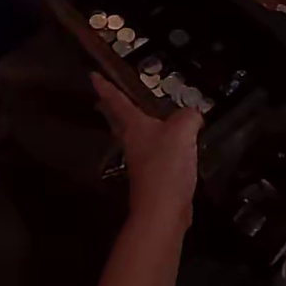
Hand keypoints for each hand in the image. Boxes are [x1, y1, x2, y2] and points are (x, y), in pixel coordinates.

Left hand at [91, 73, 200, 224]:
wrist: (162, 209)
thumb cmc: (165, 165)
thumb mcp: (182, 131)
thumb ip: (188, 116)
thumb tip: (193, 113)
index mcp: (133, 125)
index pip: (116, 100)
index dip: (105, 87)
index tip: (92, 76)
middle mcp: (131, 140)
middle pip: (117, 119)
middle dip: (110, 107)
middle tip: (104, 97)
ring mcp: (139, 159)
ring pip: (131, 135)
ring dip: (129, 124)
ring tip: (138, 117)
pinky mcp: (150, 176)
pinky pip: (148, 151)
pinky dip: (151, 142)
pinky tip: (164, 144)